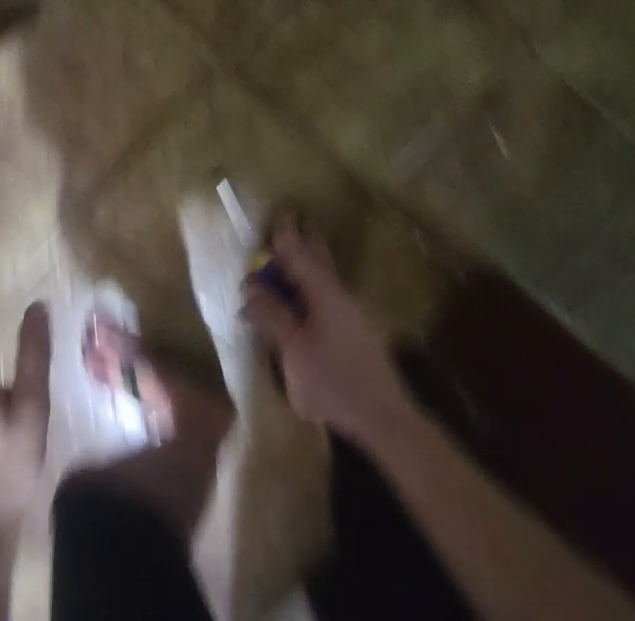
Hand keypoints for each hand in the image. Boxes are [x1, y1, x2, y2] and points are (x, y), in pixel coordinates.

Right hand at [242, 215, 411, 443]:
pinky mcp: (356, 335)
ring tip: (288, 262)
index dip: (286, 237)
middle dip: (303, 244)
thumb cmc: (333, 381)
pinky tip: (300, 304)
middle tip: (292, 225)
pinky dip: (309, 293)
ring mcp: (353, 316)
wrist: (382, 418)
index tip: (278, 215)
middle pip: (319, 262)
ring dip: (305, 270)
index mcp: (326, 294)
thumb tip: (252, 288)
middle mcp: (342, 297)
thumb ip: (272, 316)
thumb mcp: (293, 349)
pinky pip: (327, 301)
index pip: (301, 255)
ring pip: (324, 282)